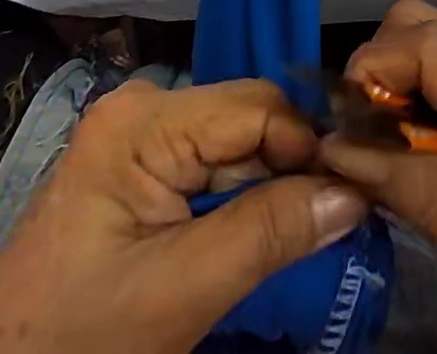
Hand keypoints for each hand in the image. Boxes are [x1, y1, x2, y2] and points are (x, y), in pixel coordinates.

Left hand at [0, 78, 368, 353]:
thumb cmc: (79, 341)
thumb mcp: (182, 291)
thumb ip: (270, 232)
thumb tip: (356, 191)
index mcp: (144, 121)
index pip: (256, 106)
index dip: (308, 145)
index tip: (354, 191)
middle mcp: (143, 107)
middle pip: (247, 117)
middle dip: (293, 162)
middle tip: (340, 212)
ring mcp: (139, 134)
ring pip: (236, 140)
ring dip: (273, 179)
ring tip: (311, 221)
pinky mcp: (140, 163)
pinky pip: (212, 161)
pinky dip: (244, 190)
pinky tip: (264, 223)